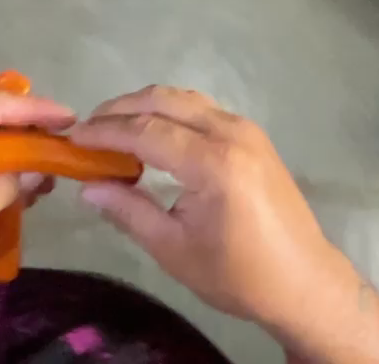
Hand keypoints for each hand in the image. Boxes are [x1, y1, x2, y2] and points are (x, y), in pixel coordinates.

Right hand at [66, 86, 354, 332]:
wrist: (305, 282)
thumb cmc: (238, 274)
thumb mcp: (175, 250)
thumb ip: (128, 211)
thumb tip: (86, 186)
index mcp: (212, 163)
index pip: (146, 130)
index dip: (105, 131)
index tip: (73, 138)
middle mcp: (229, 132)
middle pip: (162, 99)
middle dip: (120, 108)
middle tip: (89, 128)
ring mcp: (244, 127)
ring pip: (182, 96)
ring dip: (144, 104)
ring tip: (114, 127)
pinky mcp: (251, 132)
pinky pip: (200, 106)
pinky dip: (169, 109)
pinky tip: (152, 131)